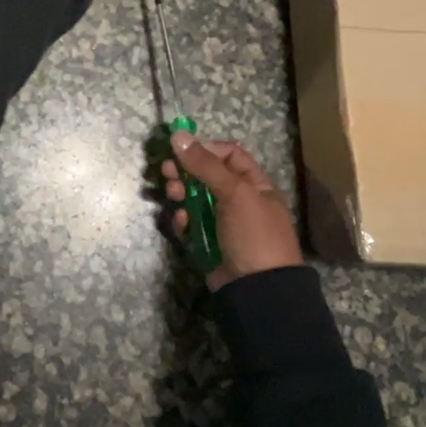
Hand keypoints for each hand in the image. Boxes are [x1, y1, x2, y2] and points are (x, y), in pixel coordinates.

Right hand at [163, 131, 302, 291]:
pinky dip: (183, 220)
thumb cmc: (253, 234)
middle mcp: (238, 200)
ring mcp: (222, 222)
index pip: (228, 154)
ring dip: (180, 193)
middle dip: (185, 171)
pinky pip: (191, 223)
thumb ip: (205, 164)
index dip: (205, 149)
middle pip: (206, 174)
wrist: (259, 291)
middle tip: (166, 171)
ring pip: (194, 198)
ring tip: (173, 195)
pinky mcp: (209, 241)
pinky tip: (182, 222)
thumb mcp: (235, 194)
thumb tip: (178, 135)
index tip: (182, 149)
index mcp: (254, 184)